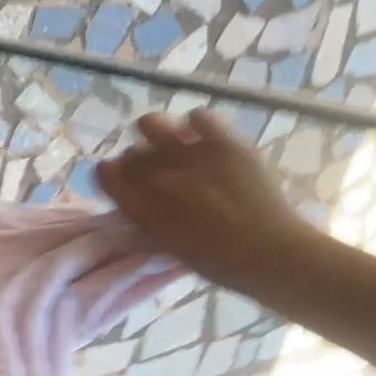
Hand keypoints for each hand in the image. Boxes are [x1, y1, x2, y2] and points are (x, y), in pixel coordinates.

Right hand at [97, 110, 321, 287]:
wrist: (271, 253)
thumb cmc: (214, 259)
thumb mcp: (161, 242)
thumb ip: (140, 214)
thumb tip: (128, 195)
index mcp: (136, 203)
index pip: (104, 171)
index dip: (111, 174)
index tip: (123, 182)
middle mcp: (155, 176)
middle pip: (130, 151)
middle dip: (138, 160)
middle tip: (157, 172)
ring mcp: (190, 156)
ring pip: (151, 124)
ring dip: (155, 133)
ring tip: (172, 145)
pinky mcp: (225, 145)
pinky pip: (200, 116)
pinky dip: (197, 123)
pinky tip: (203, 137)